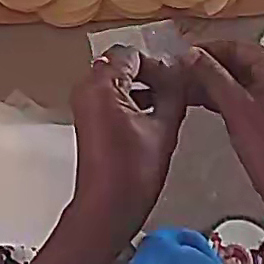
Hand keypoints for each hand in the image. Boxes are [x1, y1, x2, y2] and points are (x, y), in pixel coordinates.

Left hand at [65, 45, 190, 248]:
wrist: (107, 208)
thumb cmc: (133, 171)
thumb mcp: (163, 126)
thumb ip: (173, 90)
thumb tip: (179, 70)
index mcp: (102, 85)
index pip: (131, 55)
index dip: (157, 64)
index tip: (176, 79)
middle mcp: (86, 87)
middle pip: (121, 63)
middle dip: (149, 73)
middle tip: (174, 89)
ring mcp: (84, 102)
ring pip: (115, 78)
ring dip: (140, 85)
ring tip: (167, 102)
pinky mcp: (87, 116)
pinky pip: (109, 94)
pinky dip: (129, 97)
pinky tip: (152, 114)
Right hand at [185, 41, 263, 233]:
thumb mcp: (234, 105)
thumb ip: (211, 75)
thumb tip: (189, 53)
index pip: (237, 47)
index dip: (207, 50)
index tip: (182, 55)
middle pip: (238, 62)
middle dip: (208, 67)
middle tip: (179, 72)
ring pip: (239, 80)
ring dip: (212, 83)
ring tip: (183, 86)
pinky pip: (243, 95)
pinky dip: (222, 96)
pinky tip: (200, 100)